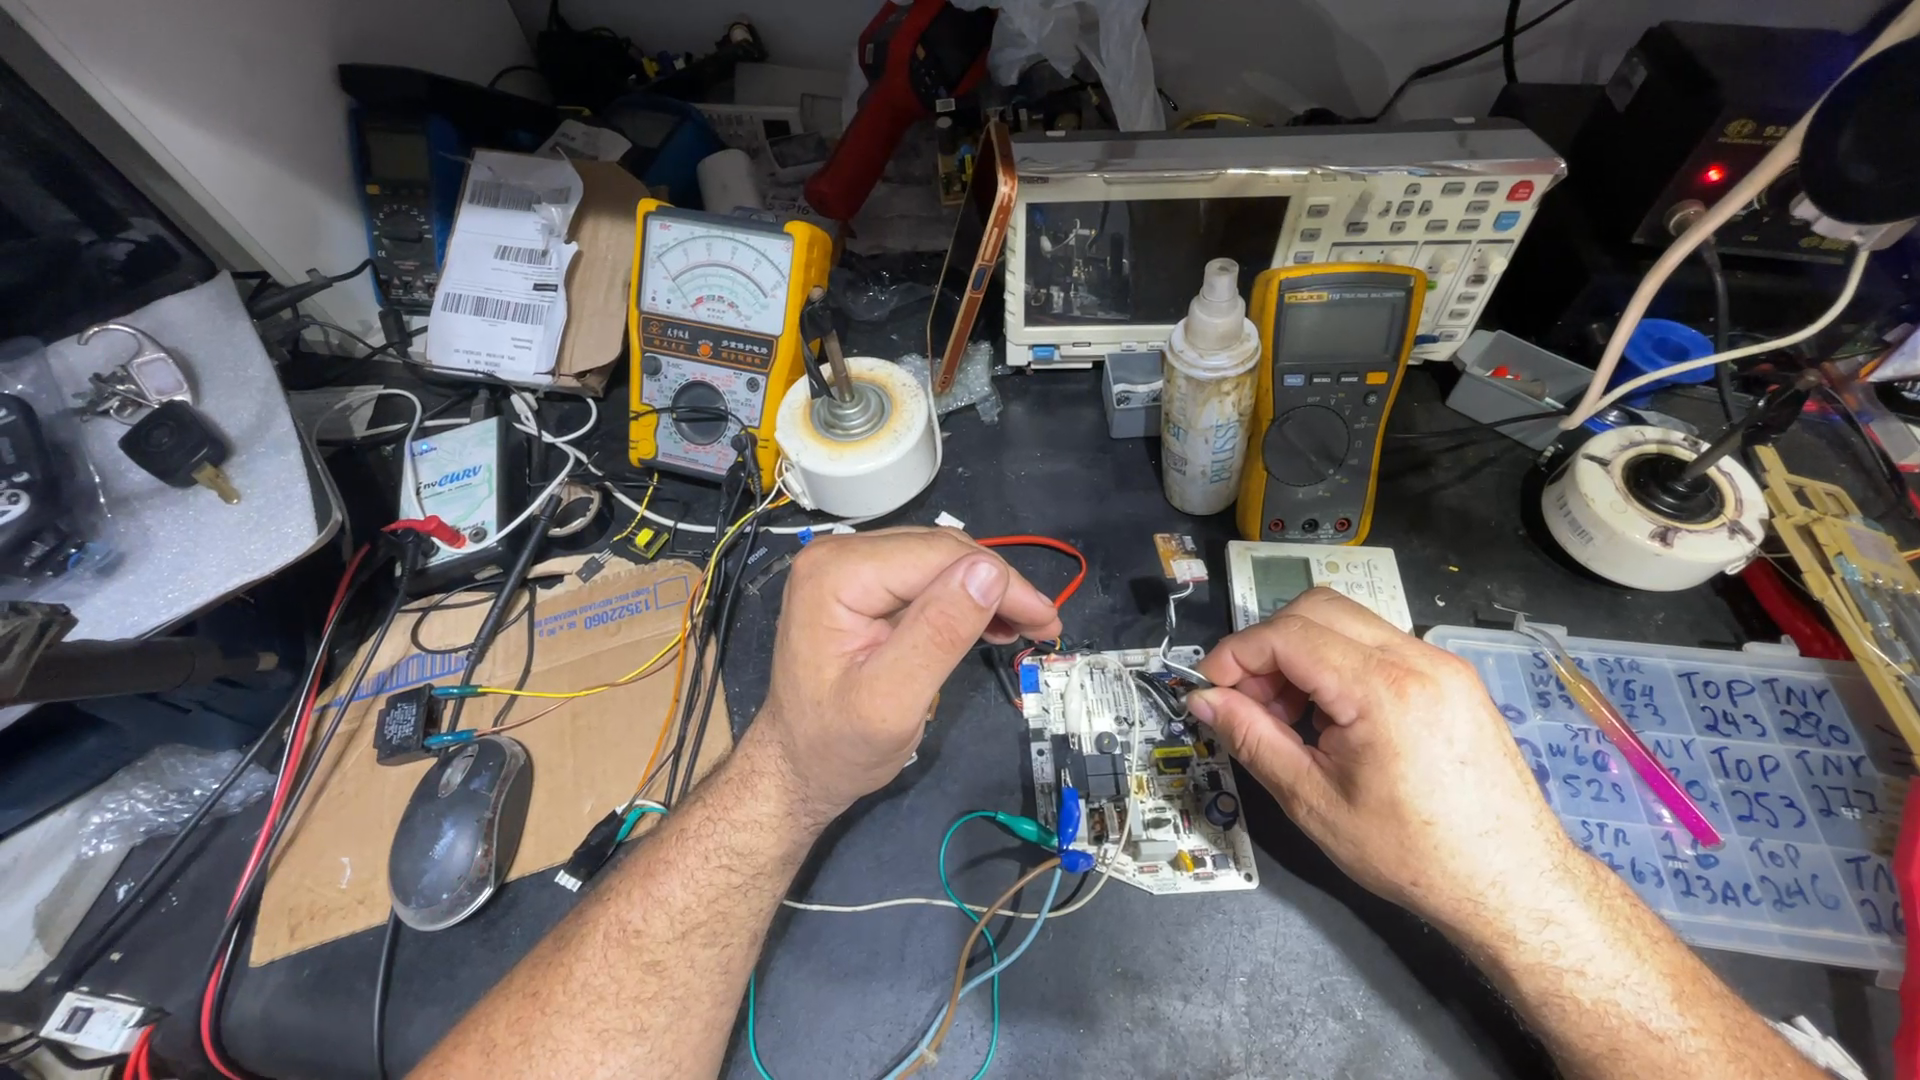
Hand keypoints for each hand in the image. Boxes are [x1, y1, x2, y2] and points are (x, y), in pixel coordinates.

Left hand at [745, 527, 1062, 823]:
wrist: (797, 766)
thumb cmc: (836, 746)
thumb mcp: (891, 701)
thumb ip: (938, 634)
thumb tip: (989, 572)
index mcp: (837, 573)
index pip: (939, 555)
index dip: (1001, 582)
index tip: (1045, 619)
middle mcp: (839, 555)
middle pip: (941, 551)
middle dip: (999, 585)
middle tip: (1044, 625)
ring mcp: (849, 568)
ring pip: (940, 561)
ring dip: (987, 591)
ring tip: (1026, 627)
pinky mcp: (862, 587)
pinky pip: (926, 578)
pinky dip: (964, 598)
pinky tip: (993, 624)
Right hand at [1188, 589, 1575, 932]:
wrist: (1516, 884)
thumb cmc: (1412, 853)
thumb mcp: (1312, 801)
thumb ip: (1251, 738)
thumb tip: (1202, 700)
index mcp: (1382, 690)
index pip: (1285, 634)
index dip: (1235, 654)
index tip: (1210, 689)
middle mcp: (1416, 659)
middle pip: (1314, 608)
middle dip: (1265, 644)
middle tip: (1248, 699)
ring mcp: (1440, 662)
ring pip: (1344, 618)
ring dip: (1299, 650)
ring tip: (1287, 711)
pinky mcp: (1450, 676)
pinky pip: (1374, 642)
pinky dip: (1334, 660)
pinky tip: (1328, 713)